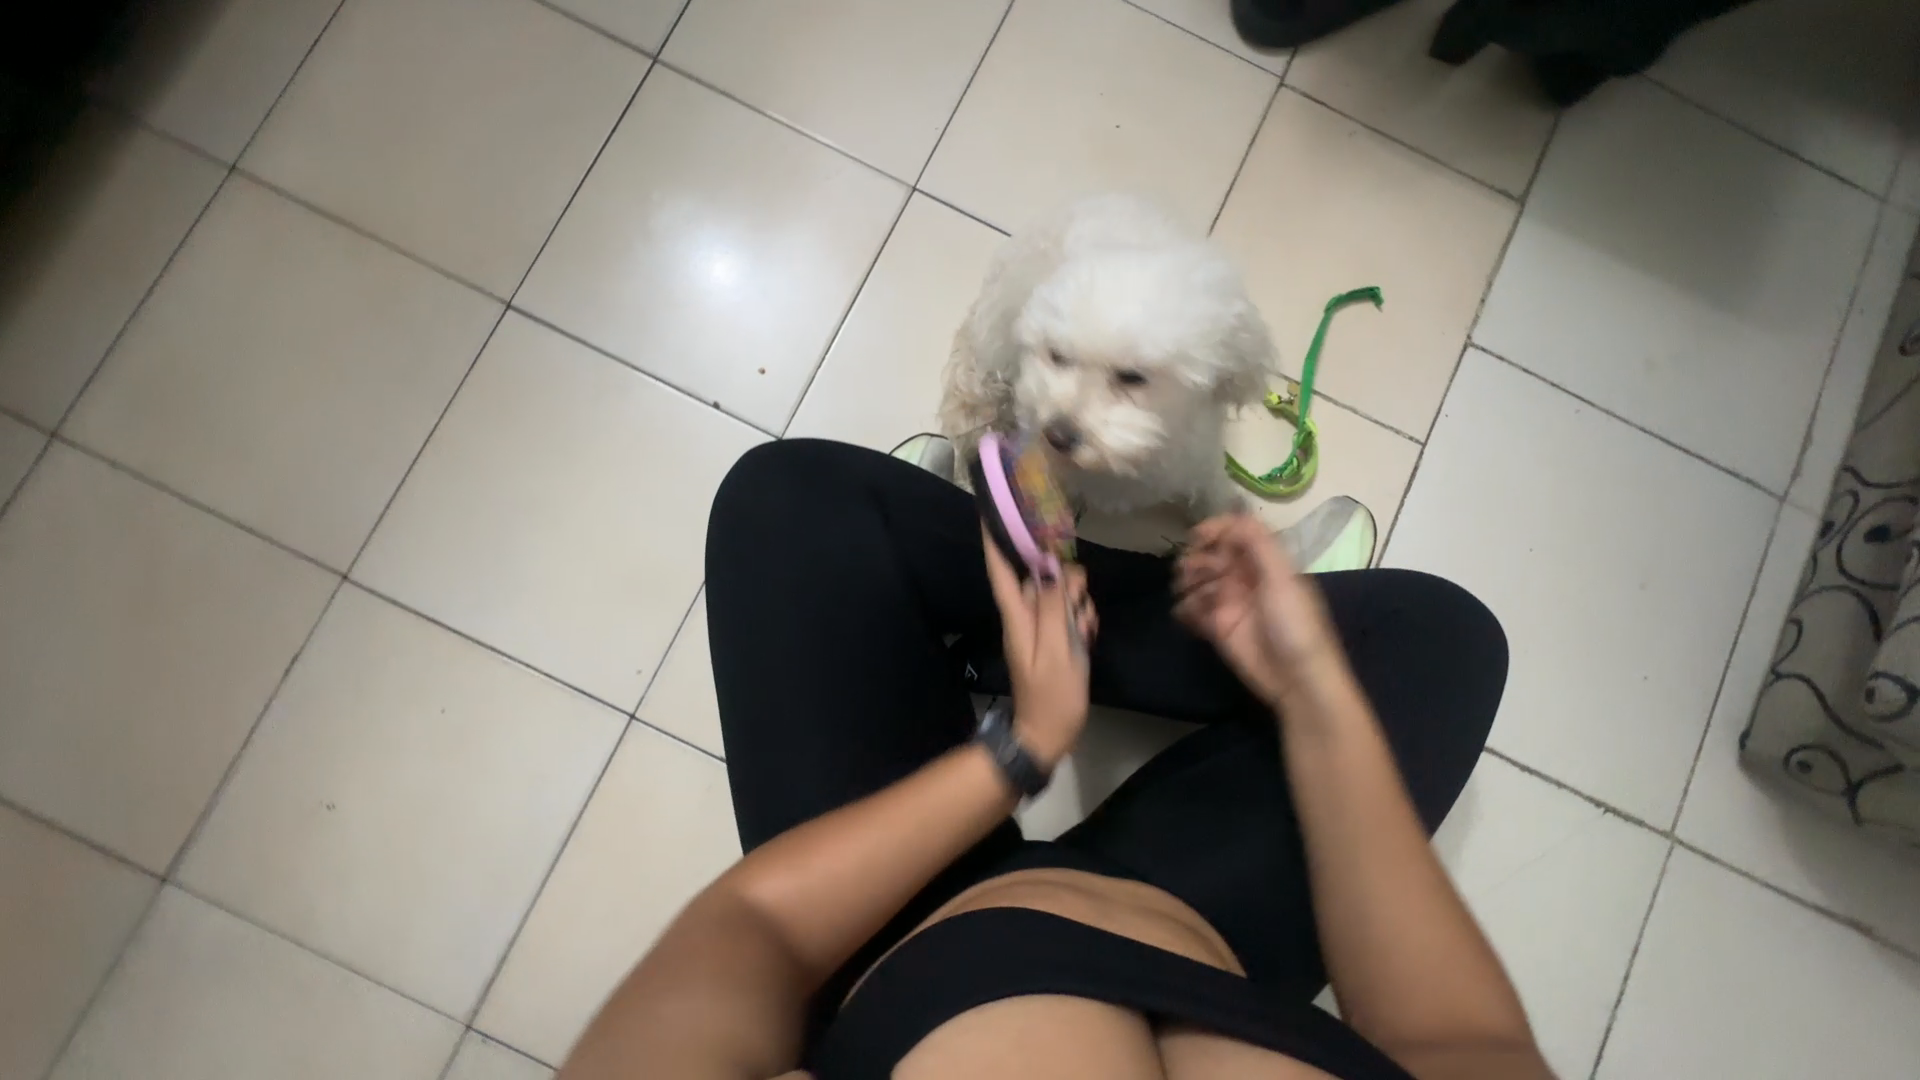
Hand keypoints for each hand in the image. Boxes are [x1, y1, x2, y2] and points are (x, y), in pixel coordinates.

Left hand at [982, 528, 1096, 768]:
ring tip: (1082, 633)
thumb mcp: (1057, 650)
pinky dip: (1081, 620)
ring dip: (1077, 605)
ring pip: (1060, 593)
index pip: (1001, 569)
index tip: (990, 508)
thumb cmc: (1051, 695)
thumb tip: (1049, 566)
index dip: (994, 539)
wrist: (1048, 734)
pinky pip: (1069, 613)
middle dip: (1064, 583)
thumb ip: (1053, 607)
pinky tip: (1086, 640)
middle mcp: (1023, 615)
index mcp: (1016, 616)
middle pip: (1040, 576)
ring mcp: (1039, 626)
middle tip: (1077, 609)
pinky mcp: (1054, 636)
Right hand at [1175, 514, 1340, 707]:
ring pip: (1199, 580)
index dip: (1216, 530)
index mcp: (1266, 563)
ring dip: (1187, 581)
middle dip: (1197, 557)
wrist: (1297, 679)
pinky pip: (1192, 610)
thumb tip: (1230, 519)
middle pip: (1212, 555)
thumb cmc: (1296, 625)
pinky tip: (1185, 612)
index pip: (1237, 534)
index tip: (1196, 536)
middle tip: (1188, 570)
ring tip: (1186, 592)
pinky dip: (1184, 608)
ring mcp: (1230, 602)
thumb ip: (1258, 544)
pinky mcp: (1217, 627)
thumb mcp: (1283, 578)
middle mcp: (1246, 578)